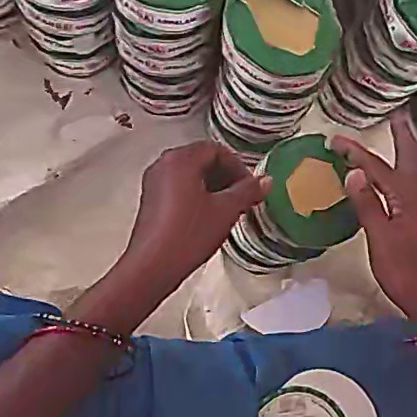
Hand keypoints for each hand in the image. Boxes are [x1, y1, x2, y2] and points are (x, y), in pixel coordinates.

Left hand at [87, 142, 268, 329]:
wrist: (153, 266)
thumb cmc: (188, 235)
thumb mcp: (226, 211)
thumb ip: (248, 191)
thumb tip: (265, 181)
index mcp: (181, 160)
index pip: (216, 150)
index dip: (238, 166)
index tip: (251, 185)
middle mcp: (163, 165)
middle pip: (202, 159)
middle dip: (226, 176)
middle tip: (243, 195)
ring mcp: (154, 183)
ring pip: (190, 174)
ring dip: (213, 186)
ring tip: (229, 207)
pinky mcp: (151, 201)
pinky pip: (178, 188)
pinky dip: (197, 195)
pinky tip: (209, 216)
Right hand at [332, 117, 416, 332]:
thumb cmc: (405, 271)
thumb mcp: (381, 238)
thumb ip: (368, 206)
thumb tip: (354, 173)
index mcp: (407, 199)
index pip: (378, 168)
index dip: (357, 153)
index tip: (335, 140)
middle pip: (412, 160)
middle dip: (404, 137)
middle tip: (397, 117)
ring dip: (409, 151)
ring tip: (403, 137)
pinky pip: (413, 186)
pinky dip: (405, 171)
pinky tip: (398, 180)